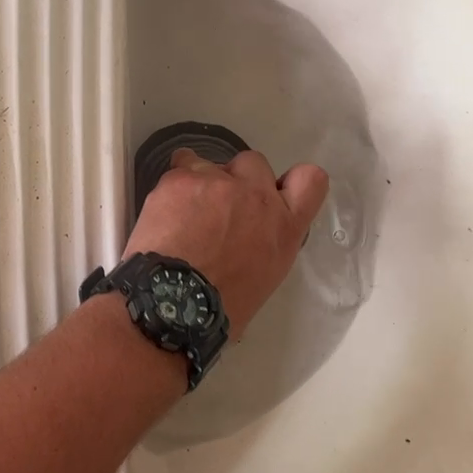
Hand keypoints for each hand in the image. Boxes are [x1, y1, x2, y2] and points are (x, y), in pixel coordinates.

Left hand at [122, 149, 326, 338]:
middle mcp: (257, 197)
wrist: (174, 302)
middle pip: (254, 163)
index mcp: (284, 227)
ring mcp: (219, 183)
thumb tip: (243, 245)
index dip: (289, 183)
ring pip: (210, 163)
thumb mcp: (262, 280)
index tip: (272, 192)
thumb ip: (262, 247)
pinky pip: (179, 167)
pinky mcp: (182, 178)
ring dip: (200, 181)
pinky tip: (163, 211)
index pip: (310, 181)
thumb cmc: (220, 309)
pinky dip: (172, 187)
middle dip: (237, 179)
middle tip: (217, 208)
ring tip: (181, 212)